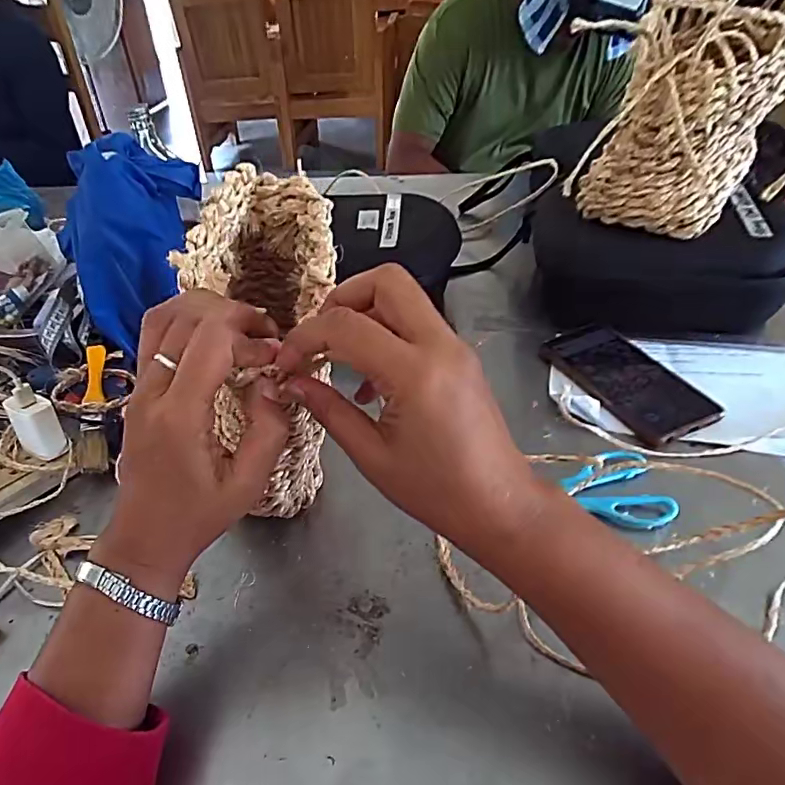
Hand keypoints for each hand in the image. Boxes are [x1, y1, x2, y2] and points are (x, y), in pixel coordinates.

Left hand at [93, 292, 289, 595]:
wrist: (145, 537)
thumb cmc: (197, 516)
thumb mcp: (249, 484)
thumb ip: (270, 429)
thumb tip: (272, 382)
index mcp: (180, 416)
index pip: (211, 339)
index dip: (251, 333)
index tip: (275, 355)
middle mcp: (151, 393)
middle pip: (185, 316)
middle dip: (233, 313)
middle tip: (264, 335)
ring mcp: (137, 389)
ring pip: (161, 316)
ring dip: (205, 310)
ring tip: (240, 329)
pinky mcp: (136, 392)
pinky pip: (153, 336)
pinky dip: (185, 323)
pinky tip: (212, 341)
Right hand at [274, 264, 547, 557]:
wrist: (497, 503)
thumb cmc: (438, 491)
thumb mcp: (372, 456)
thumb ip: (329, 410)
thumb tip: (295, 384)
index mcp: (416, 373)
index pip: (347, 325)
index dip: (306, 337)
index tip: (287, 361)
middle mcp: (441, 347)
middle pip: (386, 281)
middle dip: (341, 299)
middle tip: (317, 338)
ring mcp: (456, 348)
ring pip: (405, 297)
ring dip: (364, 314)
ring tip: (337, 357)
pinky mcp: (460, 358)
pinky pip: (418, 325)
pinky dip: (387, 333)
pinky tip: (369, 380)